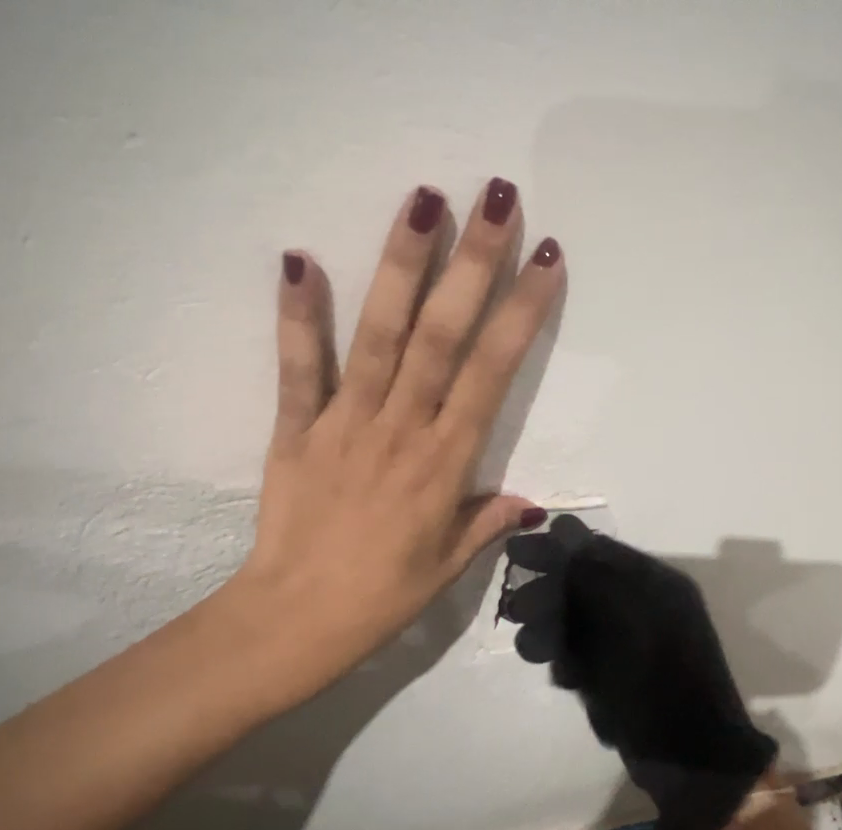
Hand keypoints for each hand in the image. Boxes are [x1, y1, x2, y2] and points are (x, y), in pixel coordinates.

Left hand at [200, 181, 563, 714]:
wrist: (296, 619)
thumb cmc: (382, 597)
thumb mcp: (447, 566)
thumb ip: (487, 523)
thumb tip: (529, 503)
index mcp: (445, 463)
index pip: (492, 373)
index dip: (522, 312)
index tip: (546, 257)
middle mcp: (401, 429)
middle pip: (443, 336)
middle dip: (473, 263)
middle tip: (496, 197)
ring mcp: (344, 423)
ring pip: (381, 335)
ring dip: (403, 266)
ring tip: (425, 202)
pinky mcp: (295, 429)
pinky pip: (298, 367)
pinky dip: (298, 315)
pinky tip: (299, 258)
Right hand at [502, 515, 777, 829]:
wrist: (690, 758)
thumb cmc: (663, 682)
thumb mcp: (627, 618)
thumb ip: (592, 574)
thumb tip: (562, 530)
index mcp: (656, 584)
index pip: (598, 549)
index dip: (555, 547)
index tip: (515, 554)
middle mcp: (644, 607)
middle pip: (580, 585)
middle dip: (545, 595)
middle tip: (515, 609)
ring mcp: (630, 645)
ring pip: (574, 623)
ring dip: (550, 632)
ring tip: (535, 650)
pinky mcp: (617, 678)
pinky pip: (581, 658)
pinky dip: (568, 663)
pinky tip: (567, 678)